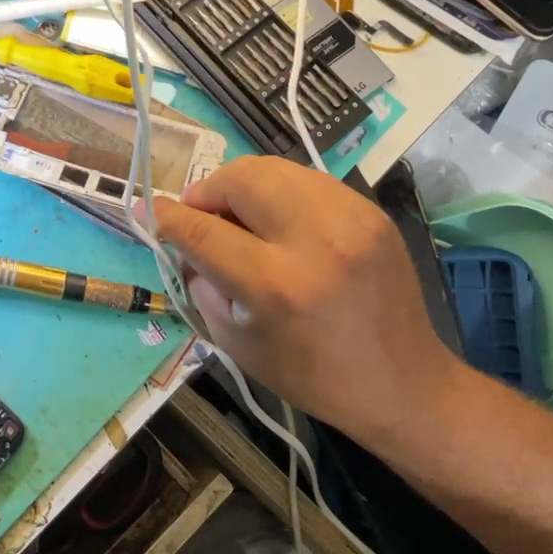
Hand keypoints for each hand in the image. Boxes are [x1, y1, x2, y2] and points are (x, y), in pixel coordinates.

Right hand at [151, 156, 467, 445]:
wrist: (404, 385)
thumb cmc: (311, 376)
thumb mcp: (236, 342)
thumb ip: (201, 283)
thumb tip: (181, 240)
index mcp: (277, 284)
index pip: (203, 230)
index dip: (167, 217)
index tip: (148, 211)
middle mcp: (315, 239)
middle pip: (240, 179)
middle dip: (207, 191)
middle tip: (201, 216)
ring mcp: (350, 218)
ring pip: (273, 168)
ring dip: (241, 186)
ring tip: (238, 216)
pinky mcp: (370, 212)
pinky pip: (306, 180)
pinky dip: (278, 192)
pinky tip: (277, 221)